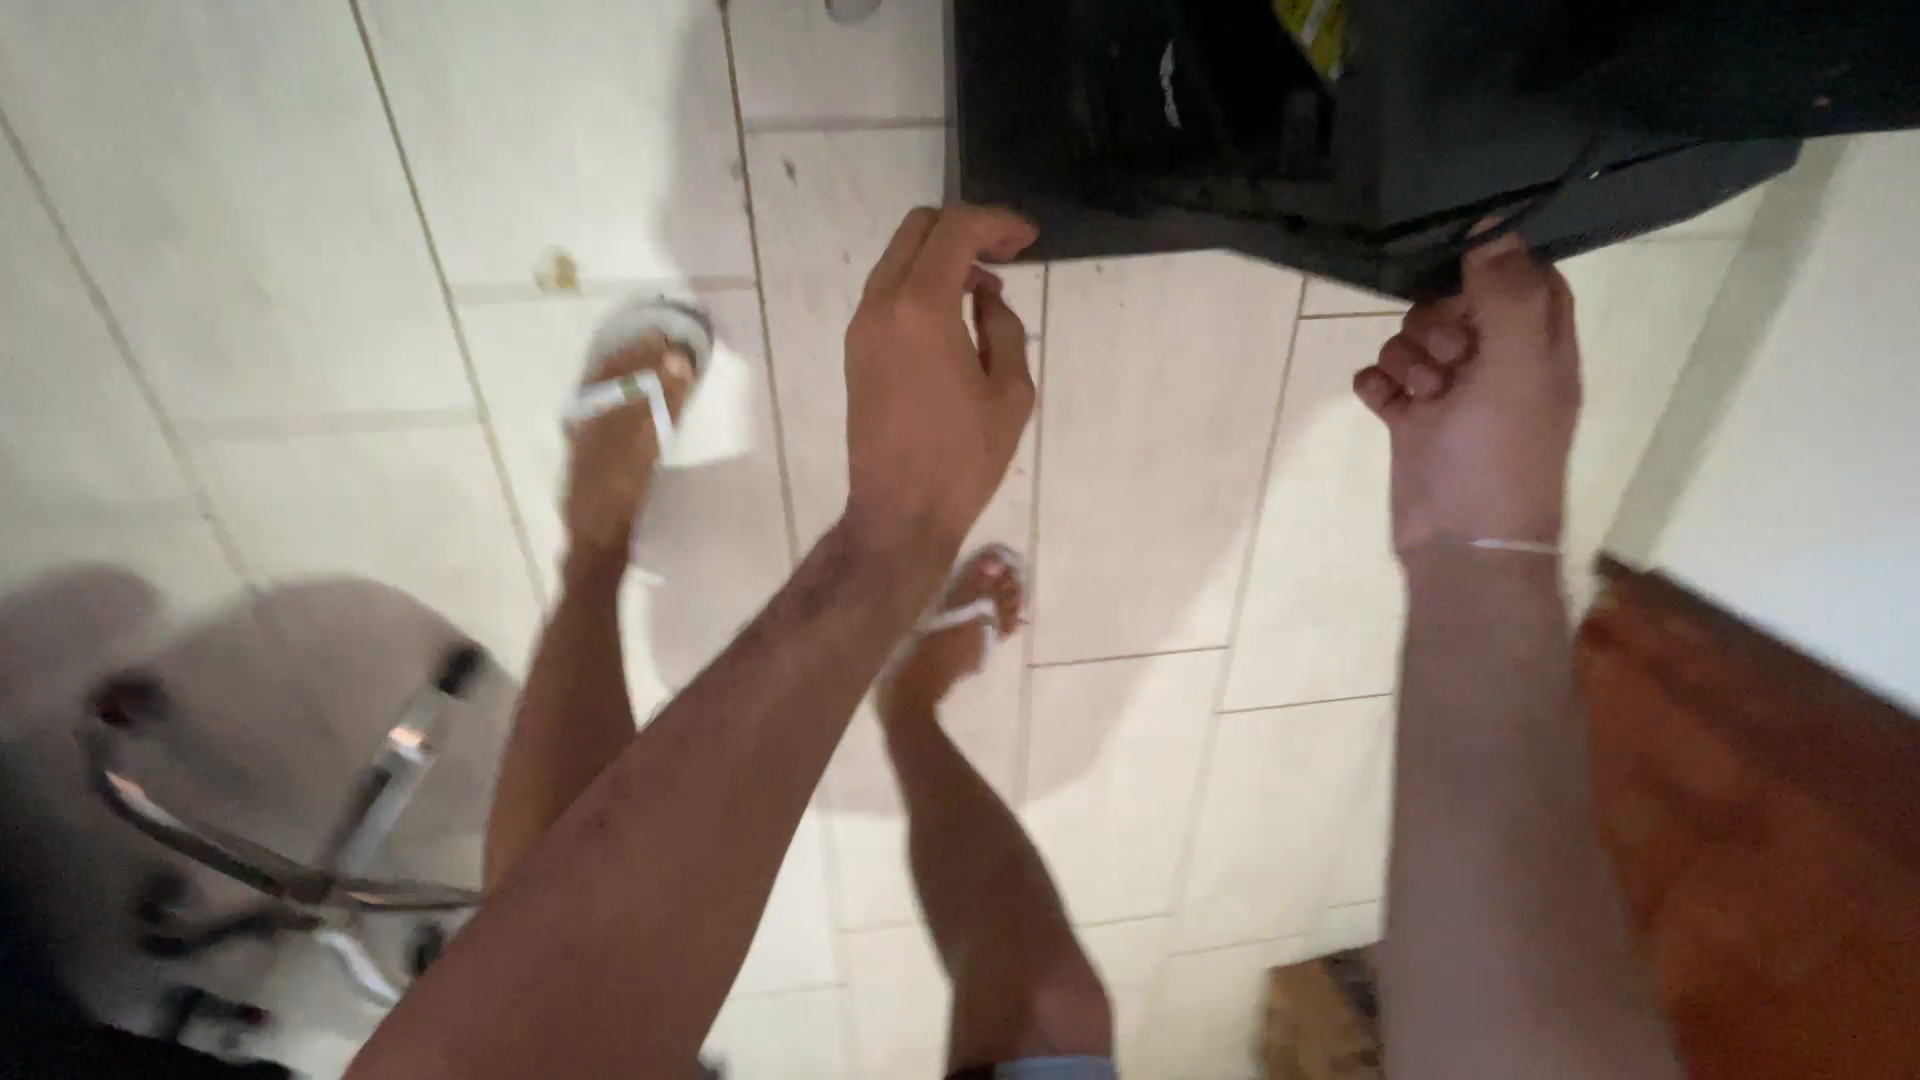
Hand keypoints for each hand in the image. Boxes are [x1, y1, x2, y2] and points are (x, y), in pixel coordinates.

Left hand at [842, 203, 1038, 560]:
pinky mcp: (856, 353)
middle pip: (917, 230)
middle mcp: (880, 305)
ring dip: (941, 259)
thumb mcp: (1011, 392)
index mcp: (920, 309)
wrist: (900, 511)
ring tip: (984, 291)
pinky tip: (954, 319)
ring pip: (898, 260)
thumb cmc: (963, 459)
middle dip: (965, 229)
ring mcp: (861, 329)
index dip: (996, 222)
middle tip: (1005, 255)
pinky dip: (920, 286)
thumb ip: (1004, 329)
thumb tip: (985, 301)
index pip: (954, 229)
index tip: (1027, 240)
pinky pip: (888, 294)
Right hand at [1353, 232, 1581, 555]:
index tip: (1463, 270)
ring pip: (1411, 342)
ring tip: (1420, 394)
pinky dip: (1376, 385)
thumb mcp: (1514, 368)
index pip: (1527, 280)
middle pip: (1456, 306)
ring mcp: (1447, 395)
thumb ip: (1505, 297)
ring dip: (1404, 358)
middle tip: (1446, 356)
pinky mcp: (1409, 421)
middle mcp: (1495, 365)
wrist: (1461, 540)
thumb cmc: (1499, 454)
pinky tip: (1383, 402)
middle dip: (1436, 321)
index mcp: (1539, 348)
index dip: (1494, 268)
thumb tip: (1491, 228)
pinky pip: (1381, 381)